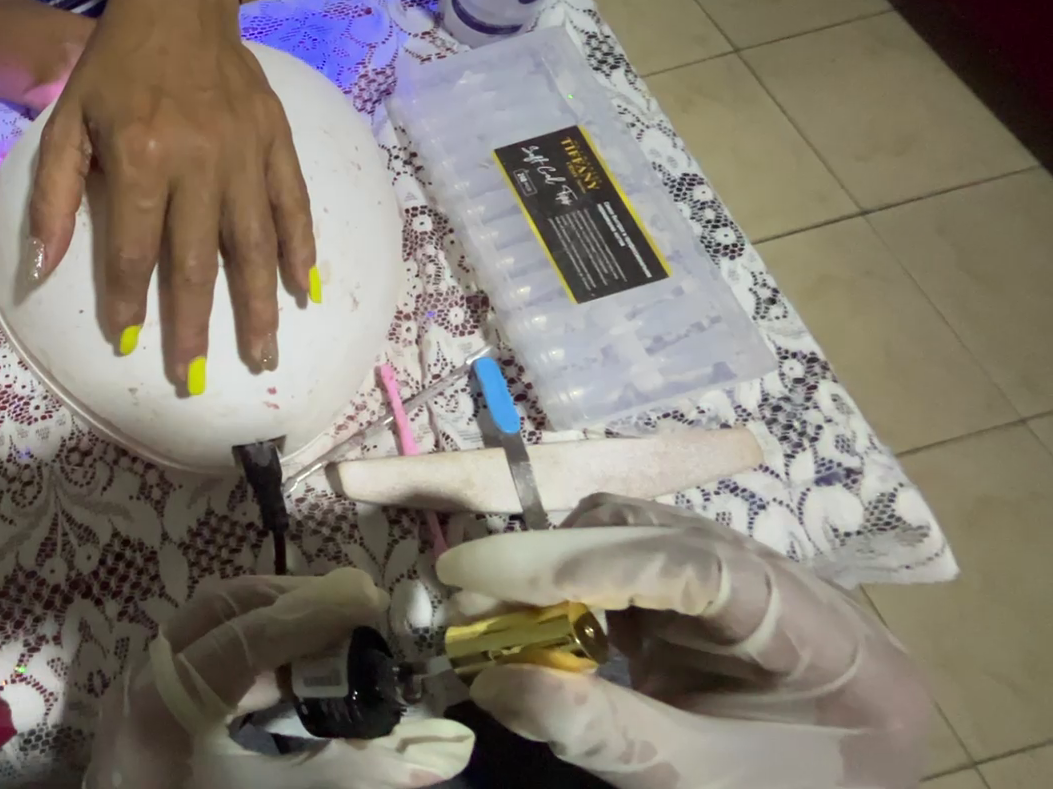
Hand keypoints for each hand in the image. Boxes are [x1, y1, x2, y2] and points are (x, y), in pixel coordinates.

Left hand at [26, 0, 314, 391]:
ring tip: (261, 354)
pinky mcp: (277, 140)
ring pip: (253, 245)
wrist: (179, 4)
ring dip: (257, 306)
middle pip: (196, 262)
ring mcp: (245, 153)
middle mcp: (198, 162)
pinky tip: (306, 289)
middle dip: (193, 326)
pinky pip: (293, 205)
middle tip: (195, 378)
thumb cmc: (115, 67)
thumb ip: (54, 196)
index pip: (133, 250)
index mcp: (141, 158)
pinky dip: (300, 249)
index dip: (129, 302)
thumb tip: (43, 268)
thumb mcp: (67, 122)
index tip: (130, 344)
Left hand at [86, 568, 474, 788]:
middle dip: (290, 598)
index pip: (236, 638)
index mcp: (158, 714)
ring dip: (274, 616)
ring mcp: (140, 687)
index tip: (365, 597)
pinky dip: (253, 647)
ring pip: (209, 620)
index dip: (306, 614)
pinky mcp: (149, 700)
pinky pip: (204, 649)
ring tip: (335, 625)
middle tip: (357, 603)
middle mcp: (142, 682)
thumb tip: (437, 753)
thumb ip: (338, 774)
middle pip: (217, 609)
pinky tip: (294, 668)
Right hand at [435, 495, 932, 788]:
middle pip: (646, 532)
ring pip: (623, 526)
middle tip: (463, 589)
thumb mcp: (688, 781)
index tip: (480, 575)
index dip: (578, 562)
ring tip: (500, 607)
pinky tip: (550, 615)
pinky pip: (616, 546)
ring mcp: (743, 568)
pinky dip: (567, 573)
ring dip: (551, 560)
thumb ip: (593, 728)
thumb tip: (484, 678)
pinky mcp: (699, 573)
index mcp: (824, 639)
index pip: (691, 566)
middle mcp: (789, 581)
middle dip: (545, 559)